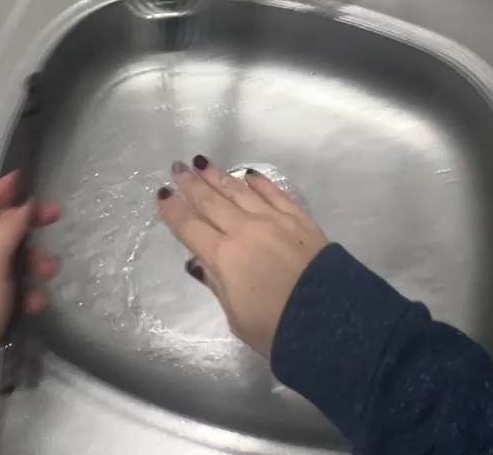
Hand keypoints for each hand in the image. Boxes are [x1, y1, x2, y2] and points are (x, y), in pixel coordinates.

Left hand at [0, 171, 59, 452]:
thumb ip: (6, 230)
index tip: (30, 178)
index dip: (3, 189)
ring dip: (30, 262)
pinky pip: (6, 288)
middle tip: (56, 218)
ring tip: (49, 274)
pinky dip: (23, 292)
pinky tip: (35, 305)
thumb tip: (20, 204)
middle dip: (26, 226)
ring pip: (6, 259)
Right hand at [155, 156, 328, 356]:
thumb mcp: (236, 317)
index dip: (174, 210)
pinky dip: (259, 182)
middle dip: (192, 184)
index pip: (191, 228)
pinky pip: (273, 193)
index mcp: (224, 257)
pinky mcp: (298, 217)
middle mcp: (244, 230)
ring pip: (239, 191)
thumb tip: (198, 260)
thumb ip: (216, 284)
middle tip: (178, 167)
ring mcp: (273, 219)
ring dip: (219, 175)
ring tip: (203, 162)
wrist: (329, 321)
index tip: (163, 193)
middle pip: (212, 202)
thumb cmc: (277, 330)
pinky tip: (248, 174)